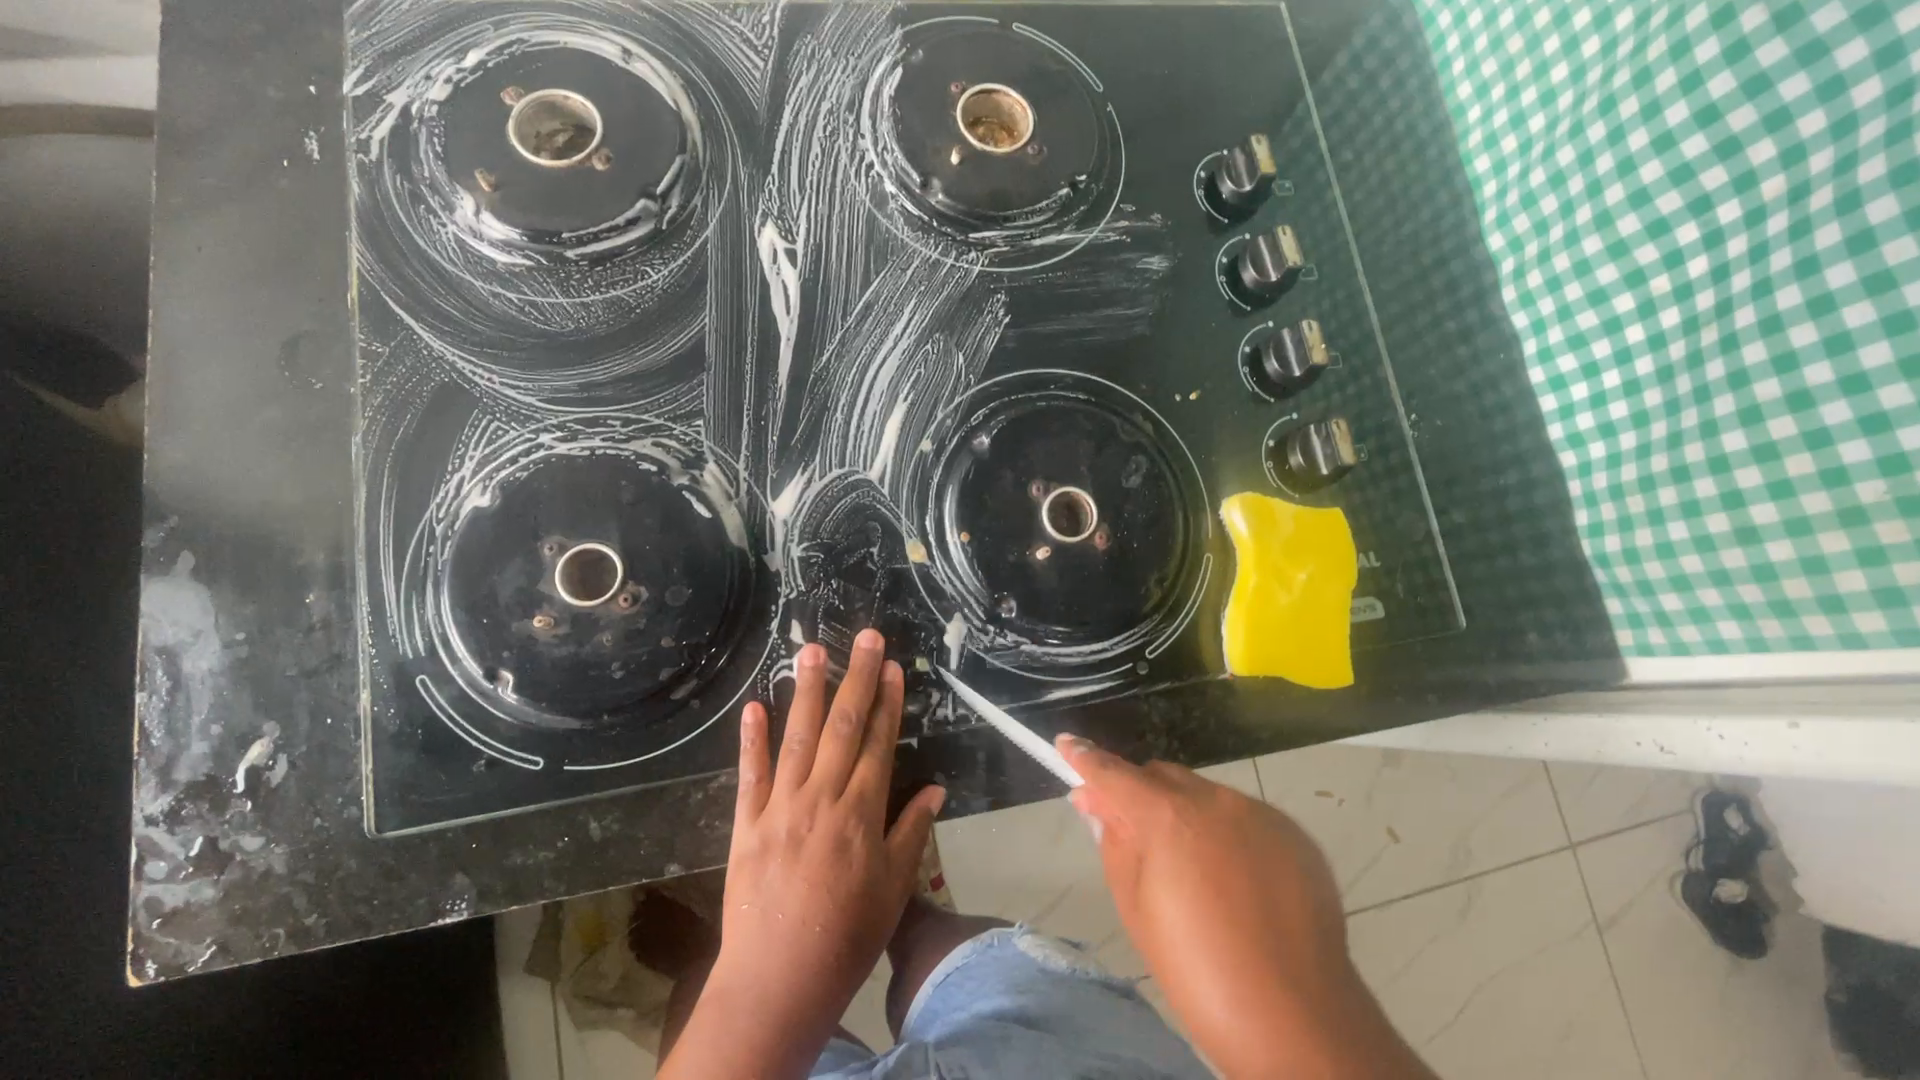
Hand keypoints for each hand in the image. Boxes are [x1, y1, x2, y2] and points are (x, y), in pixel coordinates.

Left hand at [660, 630, 943, 1079]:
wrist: (780, 977)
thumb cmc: (848, 935)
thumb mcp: (894, 888)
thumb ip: (912, 832)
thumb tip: (935, 789)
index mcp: (861, 812)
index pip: (879, 743)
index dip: (889, 702)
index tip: (893, 666)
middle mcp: (822, 797)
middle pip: (843, 727)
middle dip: (857, 678)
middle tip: (864, 636)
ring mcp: (780, 807)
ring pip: (797, 737)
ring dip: (808, 692)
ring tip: (812, 649)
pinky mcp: (746, 823)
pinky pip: (750, 773)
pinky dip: (752, 738)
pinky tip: (755, 705)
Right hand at [1059, 735, 1433, 1079]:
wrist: (1294, 1016)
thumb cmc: (1195, 969)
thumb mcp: (1136, 906)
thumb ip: (1115, 842)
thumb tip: (1098, 803)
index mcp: (1169, 816)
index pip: (1115, 774)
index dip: (1086, 759)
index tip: (1066, 745)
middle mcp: (1217, 800)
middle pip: (1163, 777)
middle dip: (1139, 793)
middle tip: (1127, 829)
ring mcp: (1262, 815)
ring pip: (1207, 797)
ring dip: (1186, 815)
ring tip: (1190, 872)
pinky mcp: (1296, 837)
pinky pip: (1246, 820)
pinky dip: (1227, 836)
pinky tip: (1233, 884)